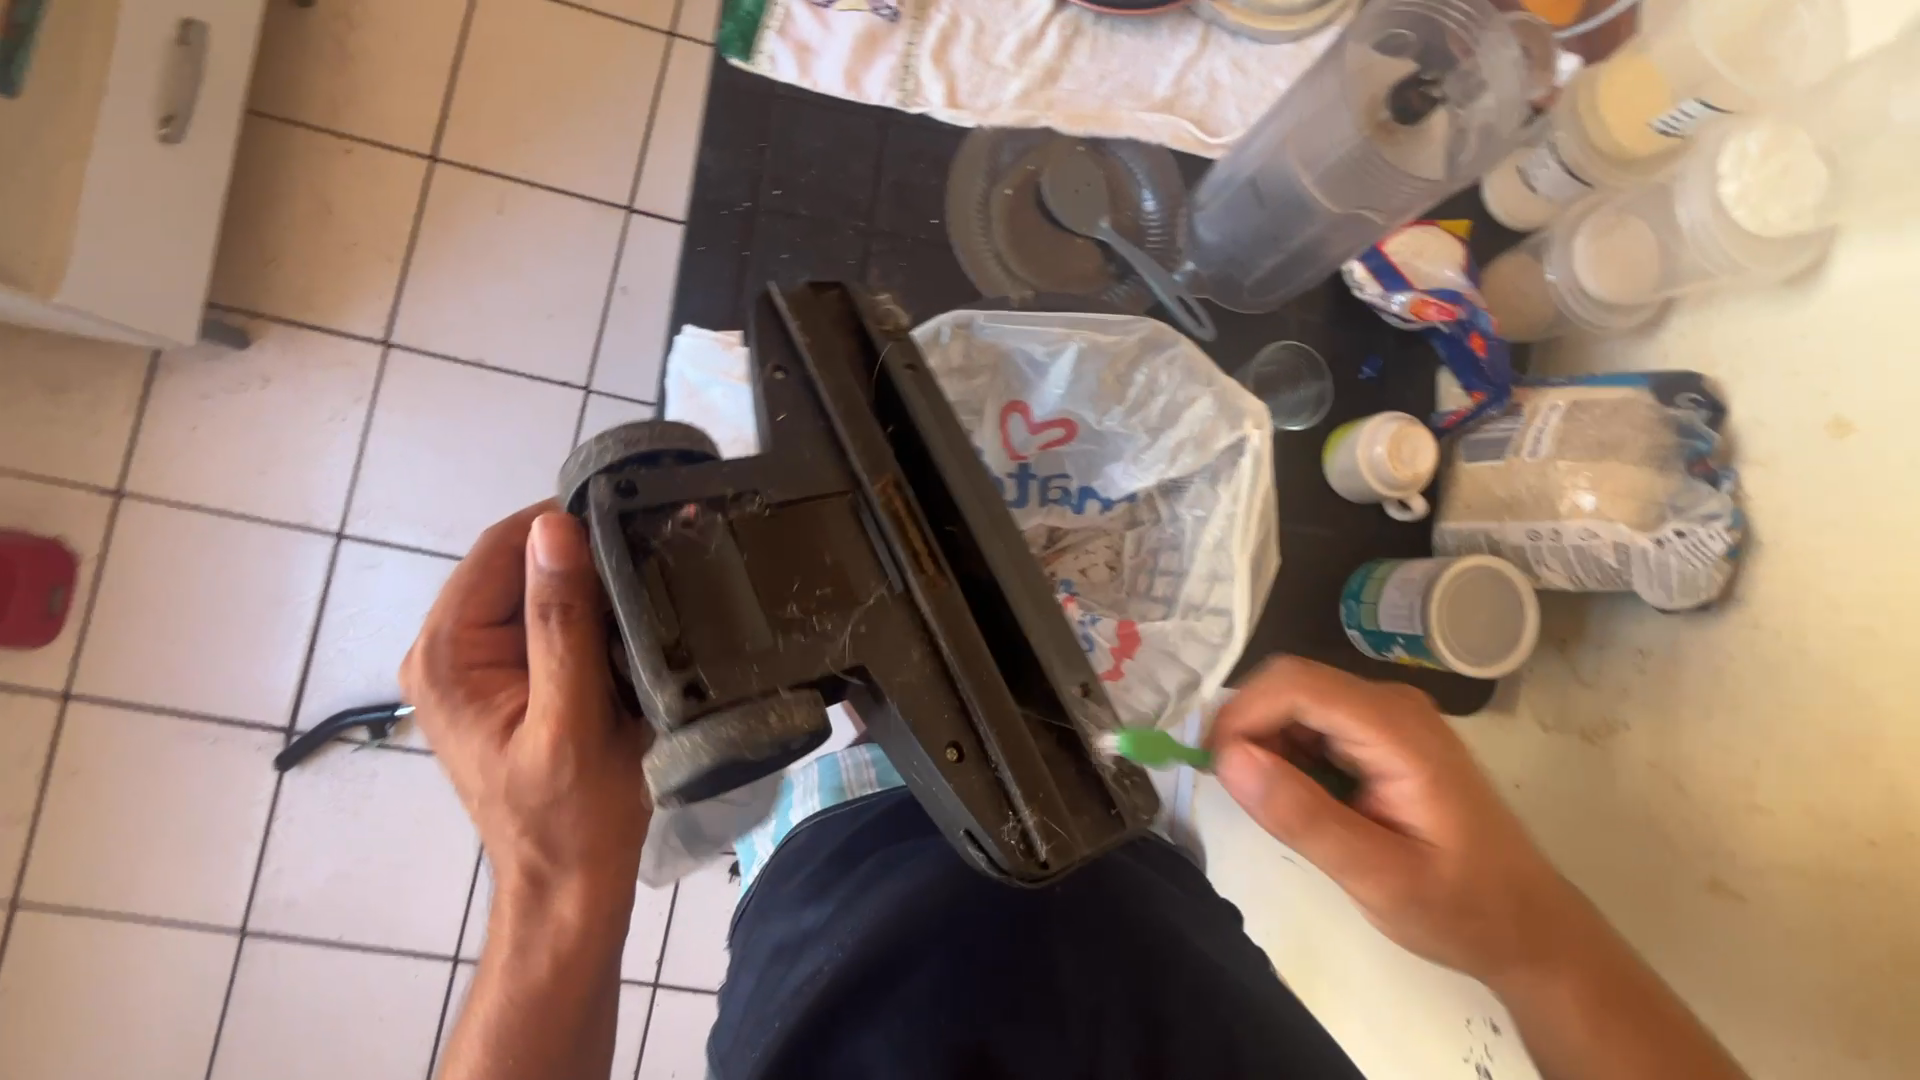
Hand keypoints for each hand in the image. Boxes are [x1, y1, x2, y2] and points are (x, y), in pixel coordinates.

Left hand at [400, 502, 652, 913]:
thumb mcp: (572, 717)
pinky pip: (551, 623)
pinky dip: (592, 616)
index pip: (501, 548)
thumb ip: (560, 624)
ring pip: (540, 592)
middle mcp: (450, 650)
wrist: (571, 883)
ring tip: (653, 585)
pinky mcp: (513, 681)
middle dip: (585, 557)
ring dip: (594, 586)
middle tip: (656, 557)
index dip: (565, 526)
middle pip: (518, 565)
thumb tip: (554, 529)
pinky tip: (633, 623)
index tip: (636, 522)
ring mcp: (480, 666)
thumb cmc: (573, 812)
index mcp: (449, 654)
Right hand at [1207, 656, 1592, 984]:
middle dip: (1247, 728)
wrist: (1529, 929)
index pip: (1295, 685)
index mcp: (1397, 729)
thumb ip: (1302, 816)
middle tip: (1233, 789)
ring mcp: (1386, 716)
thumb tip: (1226, 759)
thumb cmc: (1461, 909)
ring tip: (1270, 802)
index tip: (1213, 768)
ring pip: (1294, 701)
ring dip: (1264, 742)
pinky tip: (1297, 796)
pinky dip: (1285, 752)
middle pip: (1290, 685)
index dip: (1241, 715)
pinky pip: (1311, 721)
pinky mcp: (1379, 734)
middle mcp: (1390, 705)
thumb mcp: (1378, 878)